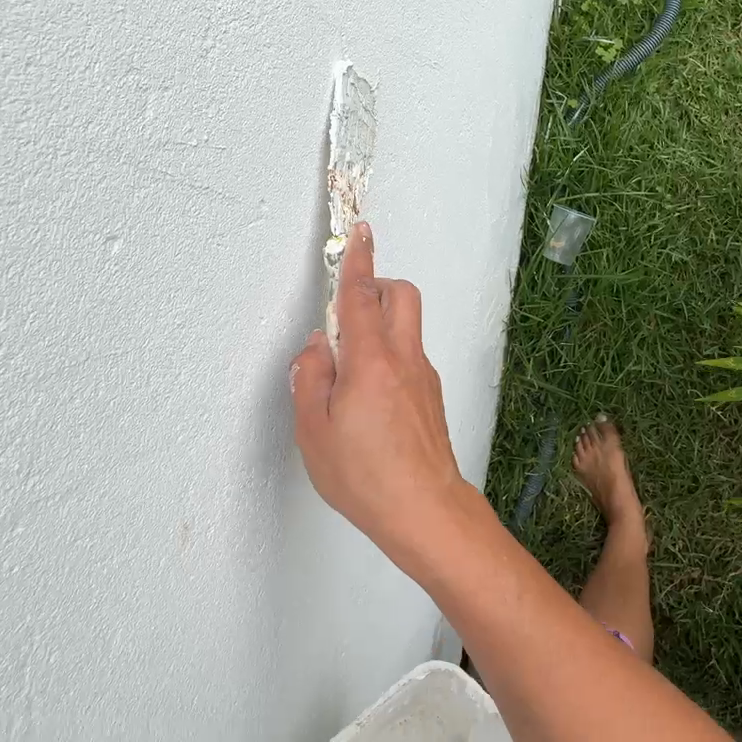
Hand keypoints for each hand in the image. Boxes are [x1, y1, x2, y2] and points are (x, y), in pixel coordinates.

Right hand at [291, 223, 470, 555]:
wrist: (426, 510)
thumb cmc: (366, 476)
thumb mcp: (314, 431)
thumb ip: (310, 377)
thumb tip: (318, 345)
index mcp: (371, 361)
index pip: (362, 295)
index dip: (359, 259)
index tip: (361, 230)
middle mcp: (404, 359)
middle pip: (401, 295)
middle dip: (376, 285)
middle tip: (346, 310)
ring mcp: (423, 376)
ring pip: (407, 326)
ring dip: (381, 323)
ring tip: (347, 368)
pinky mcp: (431, 395)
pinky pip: (409, 356)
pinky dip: (389, 354)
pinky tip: (367, 399)